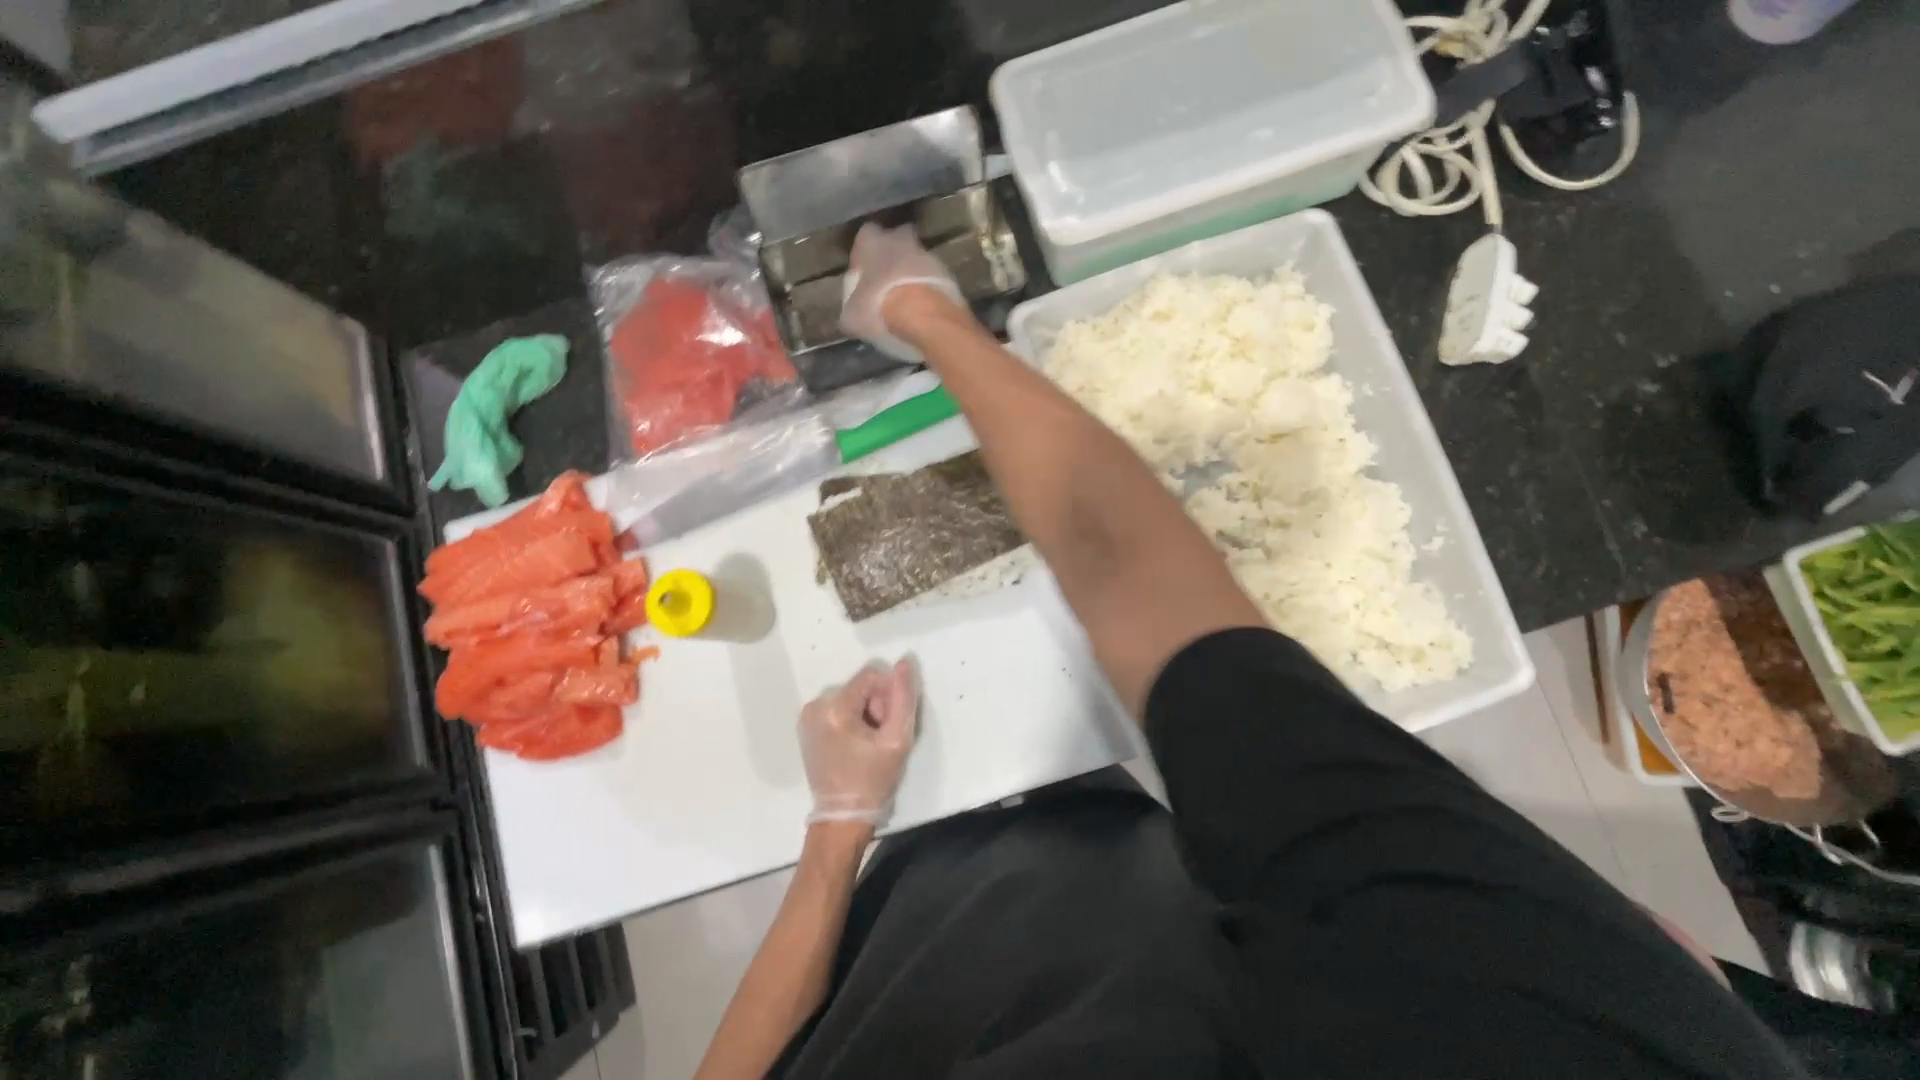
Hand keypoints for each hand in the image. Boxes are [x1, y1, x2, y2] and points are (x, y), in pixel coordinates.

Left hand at [799, 658, 918, 825]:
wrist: (842, 818)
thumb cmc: (872, 780)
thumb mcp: (897, 740)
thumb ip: (903, 698)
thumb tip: (903, 663)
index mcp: (834, 707)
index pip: (872, 676)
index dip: (887, 698)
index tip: (886, 727)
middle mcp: (815, 706)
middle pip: (859, 687)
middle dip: (875, 707)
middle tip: (877, 741)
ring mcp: (807, 717)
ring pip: (849, 698)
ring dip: (863, 715)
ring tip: (865, 746)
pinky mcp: (806, 727)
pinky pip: (836, 710)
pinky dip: (849, 722)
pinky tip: (852, 747)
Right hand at [841, 223, 966, 362]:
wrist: (923, 316)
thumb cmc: (877, 308)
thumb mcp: (852, 315)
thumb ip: (852, 307)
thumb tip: (852, 314)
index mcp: (871, 241)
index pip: (866, 234)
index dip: (865, 251)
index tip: (865, 269)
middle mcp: (900, 239)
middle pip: (897, 238)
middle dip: (894, 253)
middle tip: (888, 277)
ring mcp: (927, 254)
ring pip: (917, 257)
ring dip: (913, 272)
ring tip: (908, 298)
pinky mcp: (947, 272)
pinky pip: (933, 276)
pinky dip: (929, 288)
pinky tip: (924, 307)